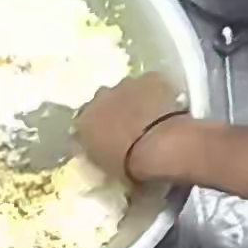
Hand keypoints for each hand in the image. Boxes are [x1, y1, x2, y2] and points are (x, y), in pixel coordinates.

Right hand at [75, 72, 189, 181]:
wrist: (158, 147)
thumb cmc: (128, 166)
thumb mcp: (104, 168)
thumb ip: (98, 155)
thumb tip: (101, 152)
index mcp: (83, 123)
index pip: (82, 124)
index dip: (94, 131)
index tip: (103, 140)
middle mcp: (99, 98)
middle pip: (102, 101)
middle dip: (112, 111)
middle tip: (126, 128)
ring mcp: (125, 85)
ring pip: (126, 90)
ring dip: (133, 100)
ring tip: (148, 118)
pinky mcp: (150, 78)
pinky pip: (151, 84)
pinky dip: (155, 93)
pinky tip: (165, 107)